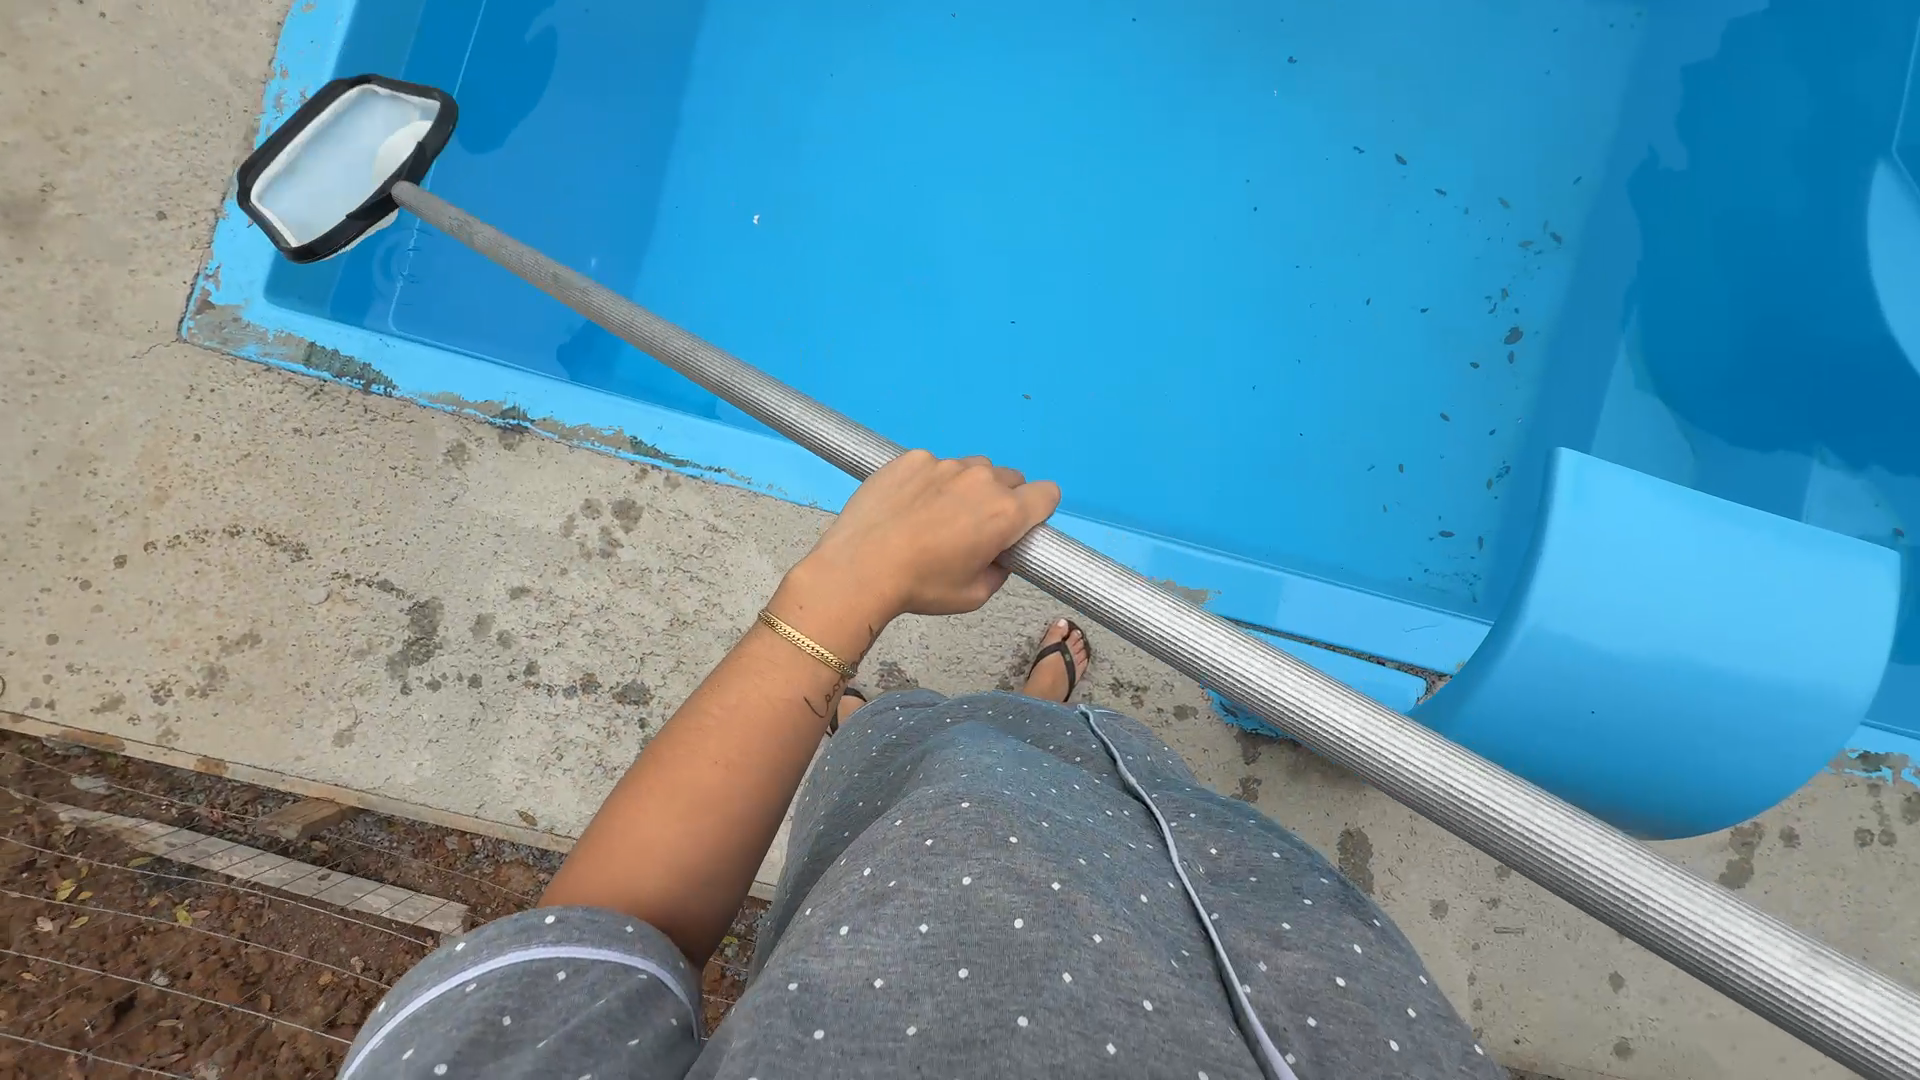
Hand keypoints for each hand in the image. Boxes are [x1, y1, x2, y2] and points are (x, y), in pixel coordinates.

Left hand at [791, 450, 1060, 622]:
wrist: (860, 568)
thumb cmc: (922, 587)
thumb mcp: (975, 595)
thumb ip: (1000, 570)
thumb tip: (998, 554)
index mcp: (1005, 513)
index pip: (1048, 494)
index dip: (1037, 511)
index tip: (1016, 528)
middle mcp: (981, 479)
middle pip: (1010, 478)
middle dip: (1000, 499)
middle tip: (971, 528)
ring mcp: (943, 463)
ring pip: (970, 469)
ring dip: (965, 487)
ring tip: (933, 516)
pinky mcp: (911, 458)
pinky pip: (933, 465)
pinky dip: (929, 481)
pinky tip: (906, 506)